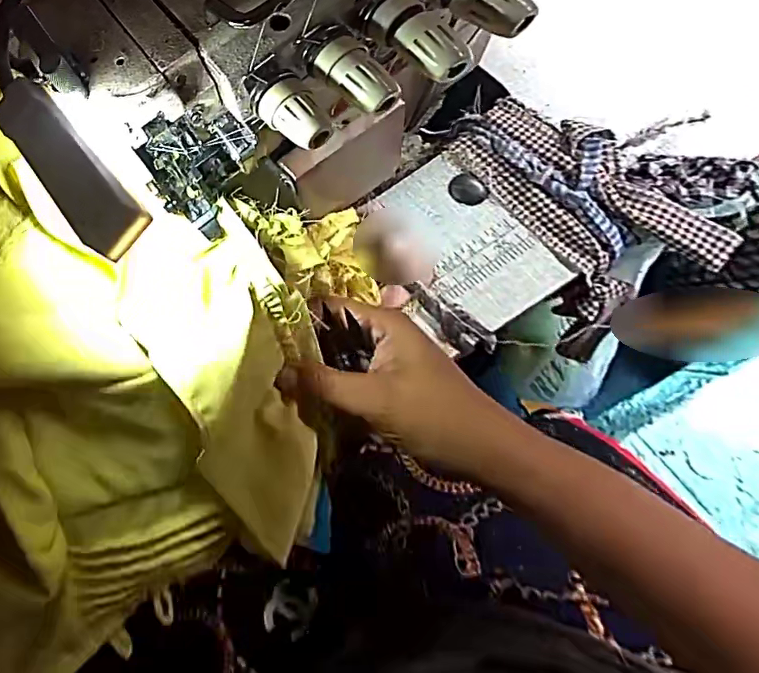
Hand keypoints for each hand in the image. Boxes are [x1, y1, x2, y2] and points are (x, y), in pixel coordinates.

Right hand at [277, 298, 520, 477]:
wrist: (489, 452)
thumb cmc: (434, 416)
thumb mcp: (373, 399)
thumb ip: (324, 384)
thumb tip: (279, 371)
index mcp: (384, 321)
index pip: (330, 306)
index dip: (300, 318)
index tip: (269, 337)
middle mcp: (386, 331)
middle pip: (334, 330)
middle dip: (306, 348)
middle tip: (272, 366)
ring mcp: (391, 356)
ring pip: (344, 355)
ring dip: (320, 370)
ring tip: (286, 384)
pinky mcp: (393, 380)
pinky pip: (356, 374)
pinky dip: (337, 384)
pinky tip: (315, 401)